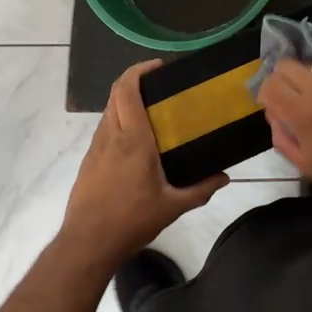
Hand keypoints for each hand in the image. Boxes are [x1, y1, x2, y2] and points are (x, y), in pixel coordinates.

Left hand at [61, 61, 227, 265]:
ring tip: (151, 111)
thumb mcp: (172, 207)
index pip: (126, 90)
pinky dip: (119, 121)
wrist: (86, 244)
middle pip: (116, 94)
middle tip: (160, 86)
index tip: (158, 66)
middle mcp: (111, 136)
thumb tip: (224, 177)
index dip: (139, 70)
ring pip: (108, 111)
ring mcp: (96, 148)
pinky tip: (135, 141)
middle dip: (135, 81)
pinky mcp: (88, 161)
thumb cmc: (130, 220)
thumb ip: (200, 190)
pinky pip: (104, 129)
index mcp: (133, 139)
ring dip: (126, 102)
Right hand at [257, 61, 311, 198]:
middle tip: (290, 98)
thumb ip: (282, 137)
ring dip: (309, 81)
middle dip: (282, 79)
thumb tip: (273, 114)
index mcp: (302, 111)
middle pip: (286, 65)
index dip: (265, 93)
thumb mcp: (307, 165)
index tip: (271, 104)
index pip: (269, 84)